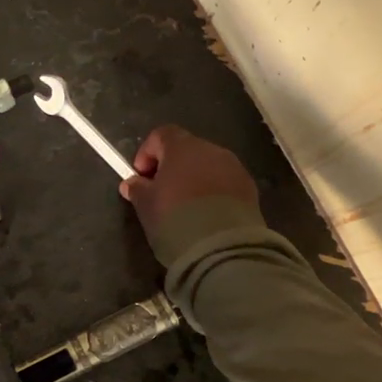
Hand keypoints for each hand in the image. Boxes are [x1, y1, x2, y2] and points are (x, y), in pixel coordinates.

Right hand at [119, 125, 257, 236]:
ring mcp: (234, 168)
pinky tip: (206, 216)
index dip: (147, 152)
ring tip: (186, 207)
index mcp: (182, 148)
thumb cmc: (175, 218)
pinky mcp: (249, 189)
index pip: (161, 135)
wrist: (221, 246)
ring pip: (208, 166)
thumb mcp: (146, 206)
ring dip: (195, 179)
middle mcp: (211, 150)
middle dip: (172, 167)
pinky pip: (225, 183)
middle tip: (162, 193)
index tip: (140, 176)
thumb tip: (132, 183)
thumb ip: (138, 190)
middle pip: (187, 149)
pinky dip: (213, 192)